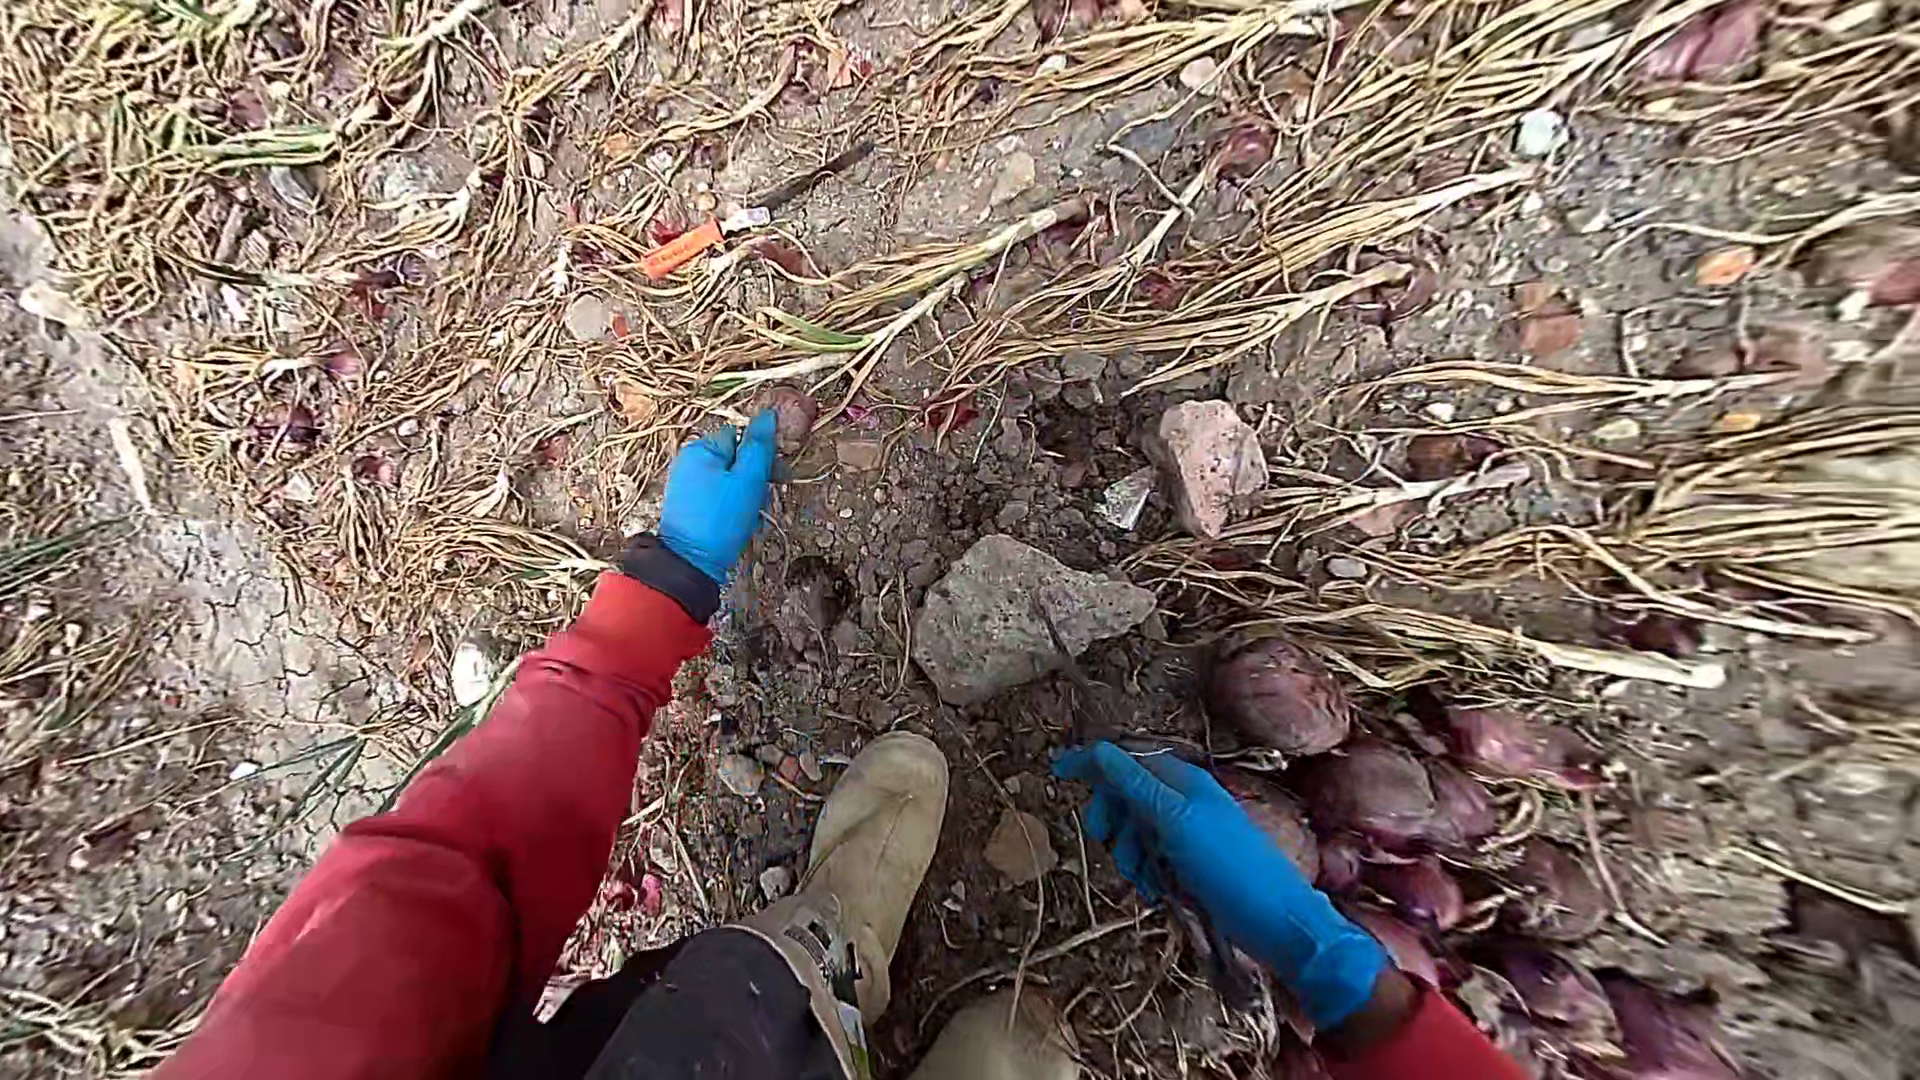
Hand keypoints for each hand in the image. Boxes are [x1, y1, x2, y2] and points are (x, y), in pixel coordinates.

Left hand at [658, 410, 777, 582]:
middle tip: (763, 497)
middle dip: (756, 478)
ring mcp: (689, 484)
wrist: (692, 561)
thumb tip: (768, 416)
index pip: (741, 436)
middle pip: (737, 458)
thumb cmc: (720, 520)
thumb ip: (759, 446)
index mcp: (701, 449)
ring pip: (732, 480)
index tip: (774, 474)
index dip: (762, 454)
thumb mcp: (748, 480)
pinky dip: (735, 507)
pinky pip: (722, 496)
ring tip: (751, 515)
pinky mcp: (692, 504)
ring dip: (748, 495)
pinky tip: (740, 522)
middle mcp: (691, 462)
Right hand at [1053, 742, 1388, 1030]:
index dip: (1091, 761)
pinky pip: (1149, 857)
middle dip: (1111, 816)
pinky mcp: (1186, 862)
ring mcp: (1183, 832)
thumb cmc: (1228, 865)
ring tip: (1142, 876)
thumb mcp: (1175, 819)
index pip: (1125, 757)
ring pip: (1133, 829)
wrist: (1279, 926)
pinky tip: (1154, 890)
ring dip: (1128, 852)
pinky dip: (1143, 871)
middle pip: (1124, 793)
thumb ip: (1134, 783)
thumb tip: (1098, 749)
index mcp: (1179, 779)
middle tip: (1105, 837)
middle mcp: (1179, 799)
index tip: (1058, 770)